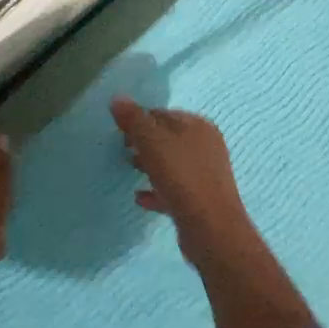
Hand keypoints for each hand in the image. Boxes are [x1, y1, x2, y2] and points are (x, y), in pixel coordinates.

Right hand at [112, 97, 317, 327]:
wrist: (211, 229)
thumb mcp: (153, 143)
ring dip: (149, 165)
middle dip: (144, 142)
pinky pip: (173, 190)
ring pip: (171, 163)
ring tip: (128, 169)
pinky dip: (156, 191)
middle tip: (121, 149)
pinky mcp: (200, 201)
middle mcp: (206, 146)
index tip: (118, 130)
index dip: (139, 119)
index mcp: (198, 126)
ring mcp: (205, 175)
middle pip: (168, 138)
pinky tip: (139, 198)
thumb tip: (117, 97)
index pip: (163, 114)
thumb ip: (134, 121)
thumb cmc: (182, 178)